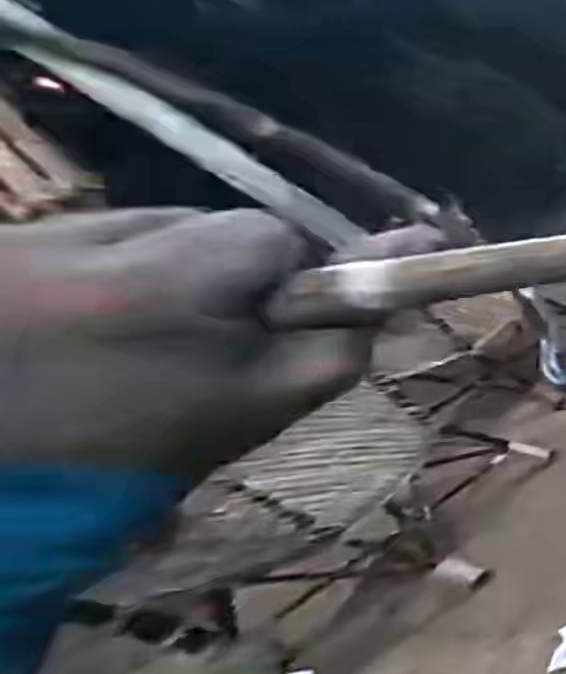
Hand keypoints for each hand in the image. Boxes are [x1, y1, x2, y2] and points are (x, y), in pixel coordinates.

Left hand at [0, 209, 440, 478]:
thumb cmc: (159, 450)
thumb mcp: (276, 395)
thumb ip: (350, 328)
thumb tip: (416, 248)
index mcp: (154, 283)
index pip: (269, 232)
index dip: (296, 269)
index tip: (286, 313)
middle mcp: (63, 244)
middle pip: (202, 222)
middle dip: (228, 266)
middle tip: (216, 328)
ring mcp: (4, 248)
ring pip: (139, 228)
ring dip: (160, 267)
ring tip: (138, 330)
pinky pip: (74, 242)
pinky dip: (96, 274)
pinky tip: (81, 324)